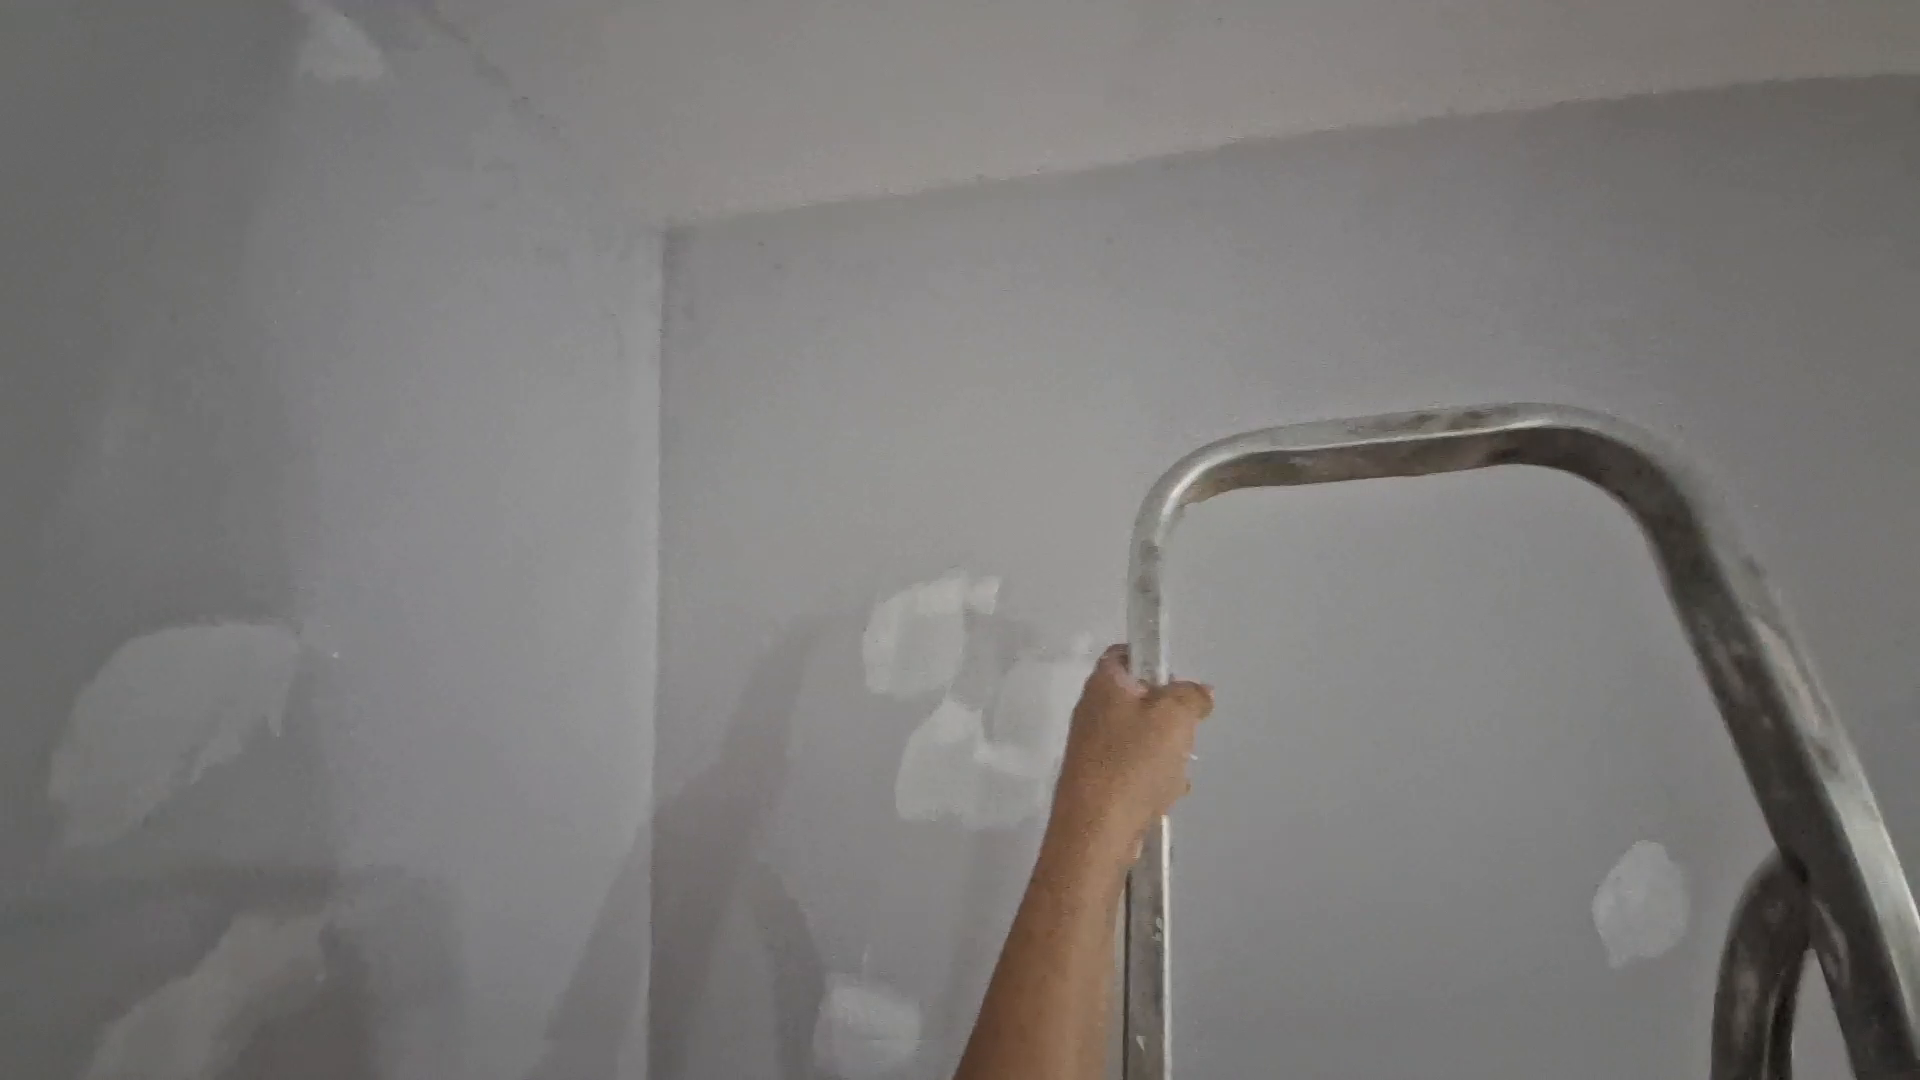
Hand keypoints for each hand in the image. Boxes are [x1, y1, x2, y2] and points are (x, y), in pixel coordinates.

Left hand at [1048, 644, 1212, 863]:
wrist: (1097, 829)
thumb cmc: (1133, 762)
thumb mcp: (1174, 717)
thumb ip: (1191, 696)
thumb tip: (1199, 691)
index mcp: (1103, 683)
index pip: (1125, 654)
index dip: (1153, 660)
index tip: (1178, 684)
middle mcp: (1092, 709)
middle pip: (1141, 699)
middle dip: (1170, 718)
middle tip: (1182, 734)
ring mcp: (1093, 745)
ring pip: (1144, 737)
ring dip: (1167, 754)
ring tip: (1173, 771)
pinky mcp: (1099, 777)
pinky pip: (1136, 767)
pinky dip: (1153, 779)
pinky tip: (1163, 795)